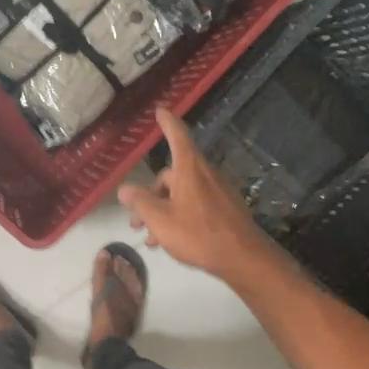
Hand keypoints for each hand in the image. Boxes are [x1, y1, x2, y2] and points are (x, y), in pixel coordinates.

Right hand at [118, 108, 271, 277]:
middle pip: (171, 175)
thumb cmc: (198, 234)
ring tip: (150, 237)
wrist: (242, 258)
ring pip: (181, 194)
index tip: (160, 110)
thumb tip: (125, 189)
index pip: (177, 137)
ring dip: (162, 211)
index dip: (167, 123)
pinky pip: (194, 205)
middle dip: (150, 195)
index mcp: (189, 170)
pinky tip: (169, 241)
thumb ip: (140, 203)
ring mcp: (217, 192)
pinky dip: (178, 216)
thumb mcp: (160, 220)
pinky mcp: (224, 209)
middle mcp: (204, 175)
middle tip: (135, 221)